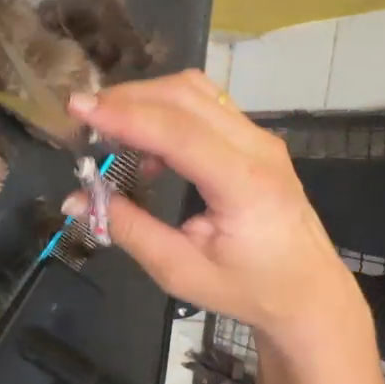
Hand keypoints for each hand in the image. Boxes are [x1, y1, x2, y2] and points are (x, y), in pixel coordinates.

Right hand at [64, 71, 365, 347]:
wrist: (310, 292)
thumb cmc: (247, 288)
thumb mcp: (178, 270)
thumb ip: (127, 228)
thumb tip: (74, 200)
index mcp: (244, 186)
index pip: (179, 133)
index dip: (125, 116)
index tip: (78, 108)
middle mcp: (258, 150)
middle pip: (185, 97)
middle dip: (126, 97)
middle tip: (81, 114)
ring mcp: (259, 139)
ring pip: (194, 91)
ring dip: (143, 96)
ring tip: (103, 121)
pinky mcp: (252, 138)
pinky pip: (203, 104)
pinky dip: (162, 107)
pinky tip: (140, 140)